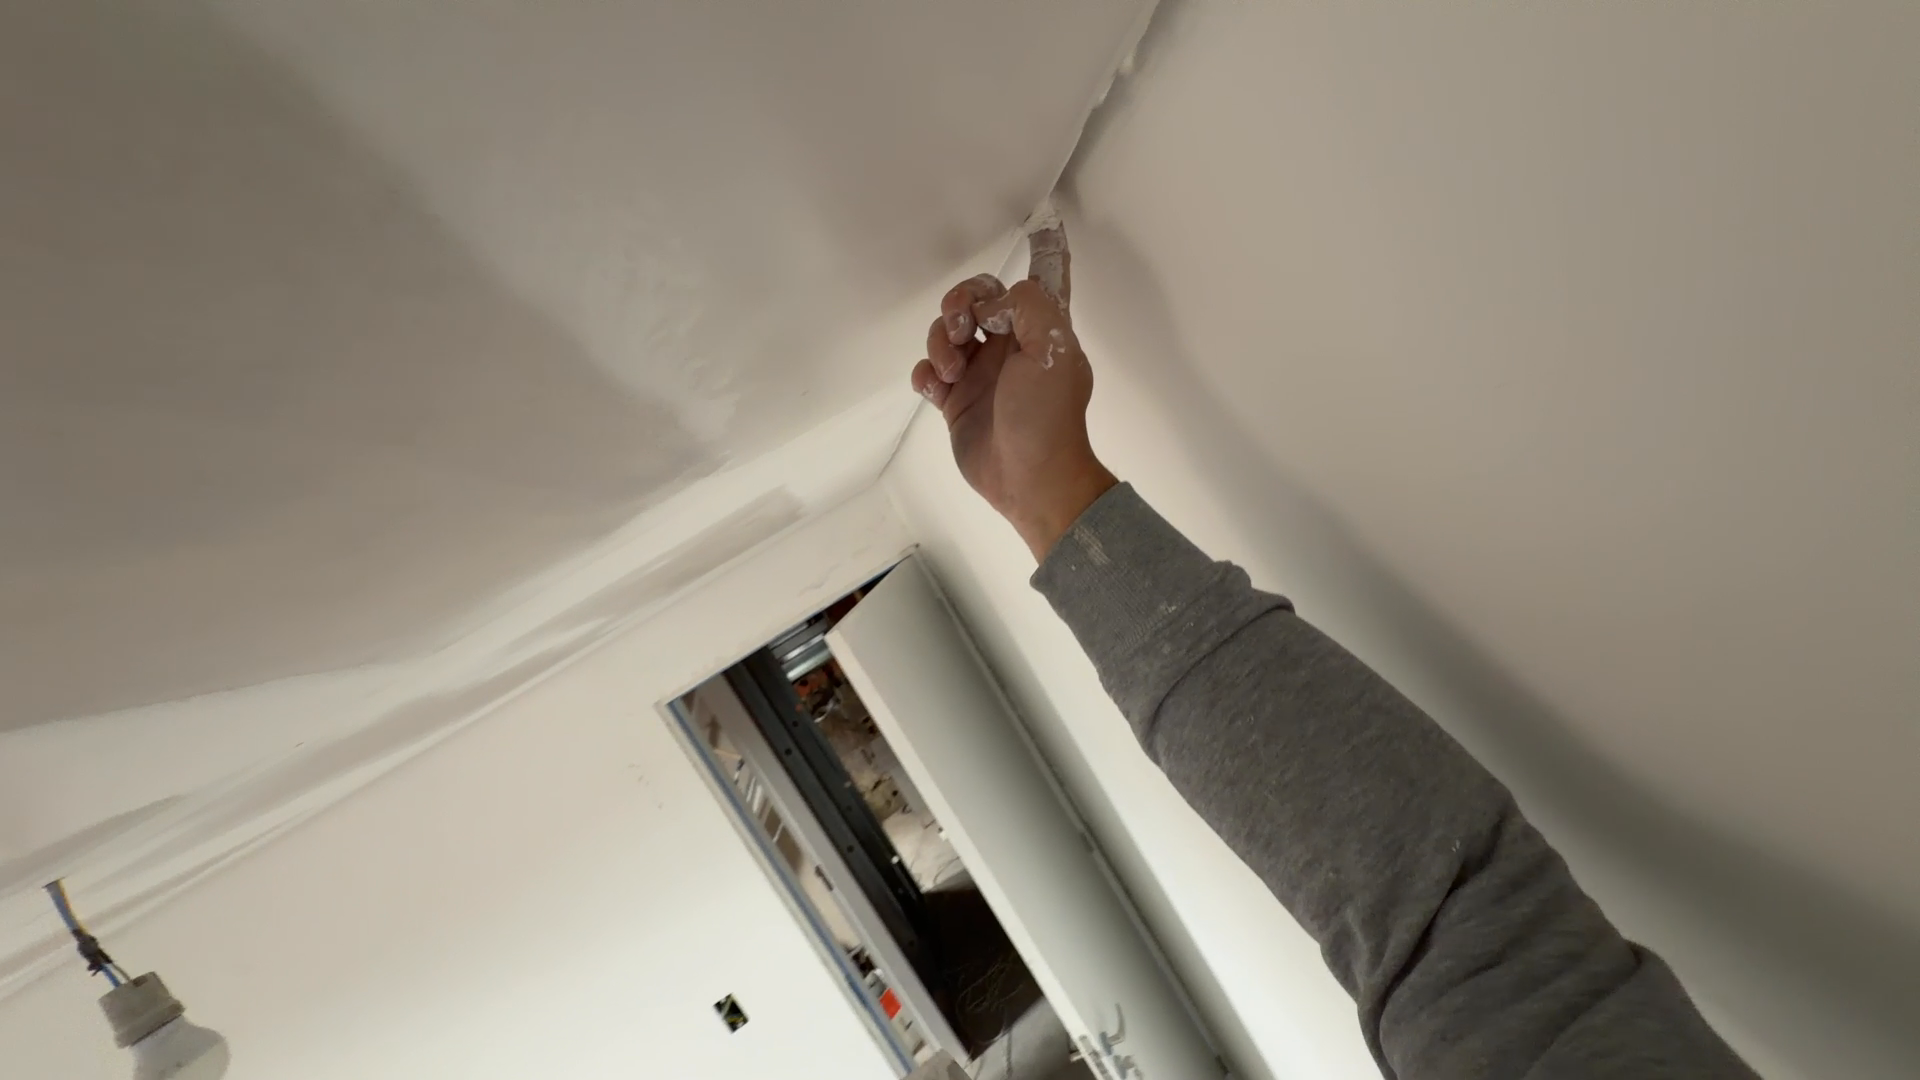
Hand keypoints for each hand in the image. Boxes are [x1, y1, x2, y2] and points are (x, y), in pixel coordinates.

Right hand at [910, 223, 1115, 559]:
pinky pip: (930, 373)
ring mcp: (980, 375)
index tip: (1043, 219)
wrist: (1029, 479)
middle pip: (975, 300)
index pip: (1046, 278)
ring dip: (940, 343)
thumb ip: (1028, 305)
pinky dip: (926, 374)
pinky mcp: (956, 403)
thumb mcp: (1051, 350)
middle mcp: (1009, 346)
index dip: (1046, 248)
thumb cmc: (1047, 417)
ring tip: (951, 374)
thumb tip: (991, 304)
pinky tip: (936, 390)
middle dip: (959, 304)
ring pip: (947, 334)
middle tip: (960, 330)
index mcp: (1040, 329)